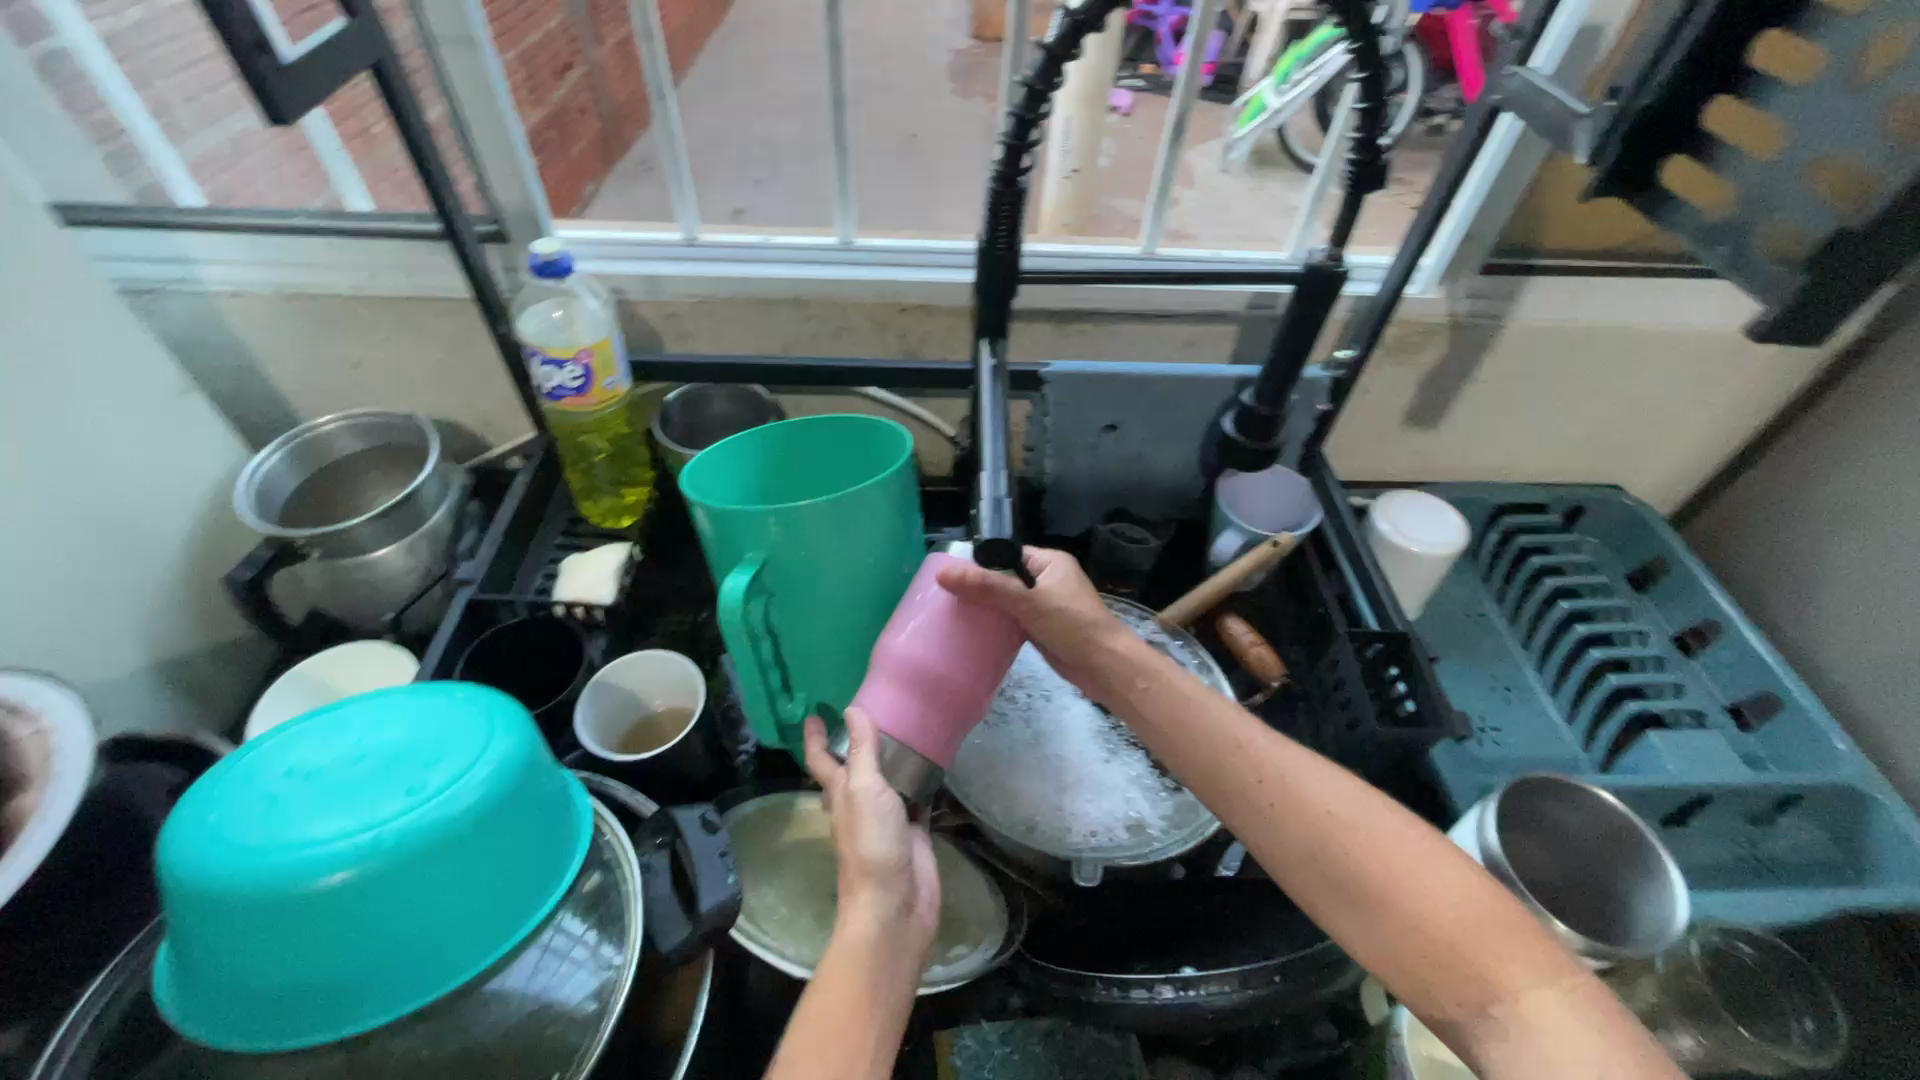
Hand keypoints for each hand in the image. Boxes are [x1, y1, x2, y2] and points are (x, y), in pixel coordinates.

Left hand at [803, 707, 940, 962]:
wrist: (896, 905)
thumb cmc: (872, 845)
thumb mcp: (863, 790)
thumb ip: (862, 751)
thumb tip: (851, 709)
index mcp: (840, 794)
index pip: (821, 760)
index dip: (816, 737)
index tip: (814, 713)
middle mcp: (861, 803)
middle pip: (854, 768)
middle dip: (855, 744)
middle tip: (873, 711)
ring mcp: (888, 818)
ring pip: (887, 781)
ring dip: (893, 759)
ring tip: (908, 728)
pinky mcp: (915, 830)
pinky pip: (917, 798)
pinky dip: (924, 781)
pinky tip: (935, 764)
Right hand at [935, 546, 1135, 696]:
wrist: (1105, 666)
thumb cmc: (1071, 625)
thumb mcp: (1027, 602)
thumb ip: (986, 587)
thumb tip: (943, 573)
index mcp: (1050, 562)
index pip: (1007, 554)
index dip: (981, 563)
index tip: (951, 576)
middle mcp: (1048, 579)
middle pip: (1006, 578)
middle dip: (981, 588)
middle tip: (948, 599)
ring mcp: (1048, 605)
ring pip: (1009, 601)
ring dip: (989, 609)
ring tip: (957, 615)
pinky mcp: (1045, 629)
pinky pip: (1015, 621)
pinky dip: (1000, 626)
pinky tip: (978, 634)